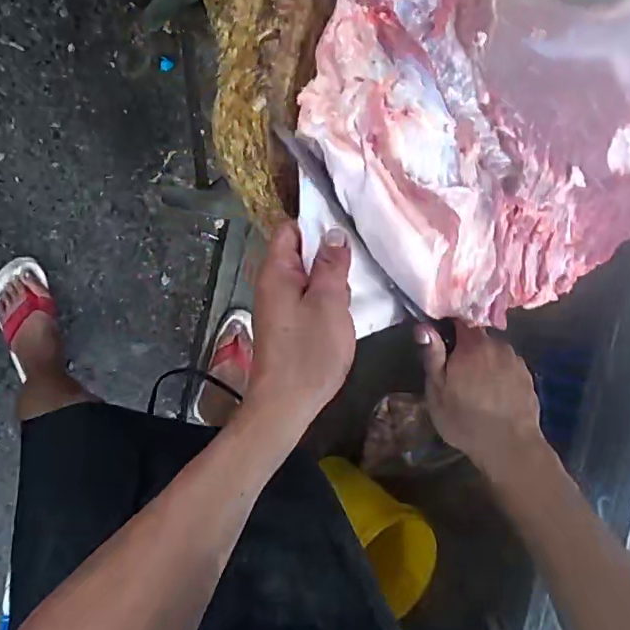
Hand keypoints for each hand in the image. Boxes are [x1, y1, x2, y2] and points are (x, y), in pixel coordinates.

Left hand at [244, 222, 354, 432]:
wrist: (285, 405)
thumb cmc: (308, 352)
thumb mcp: (329, 302)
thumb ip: (331, 265)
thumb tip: (333, 232)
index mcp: (276, 272)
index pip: (290, 230)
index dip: (316, 224)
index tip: (346, 228)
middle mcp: (272, 284)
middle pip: (300, 252)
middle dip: (328, 253)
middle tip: (357, 261)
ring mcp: (279, 305)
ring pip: (307, 276)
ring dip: (330, 278)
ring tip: (354, 287)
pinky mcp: (287, 324)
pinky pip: (307, 297)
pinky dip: (326, 298)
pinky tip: (343, 310)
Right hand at [417, 323, 544, 476]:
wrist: (510, 446)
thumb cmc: (466, 419)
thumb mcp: (438, 392)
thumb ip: (432, 356)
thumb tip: (424, 327)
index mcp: (473, 345)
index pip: (461, 321)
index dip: (451, 327)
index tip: (444, 341)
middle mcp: (498, 346)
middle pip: (480, 339)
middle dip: (468, 350)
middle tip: (459, 374)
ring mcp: (516, 361)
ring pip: (496, 354)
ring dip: (487, 363)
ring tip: (479, 389)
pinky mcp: (528, 377)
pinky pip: (509, 368)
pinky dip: (501, 376)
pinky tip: (496, 396)